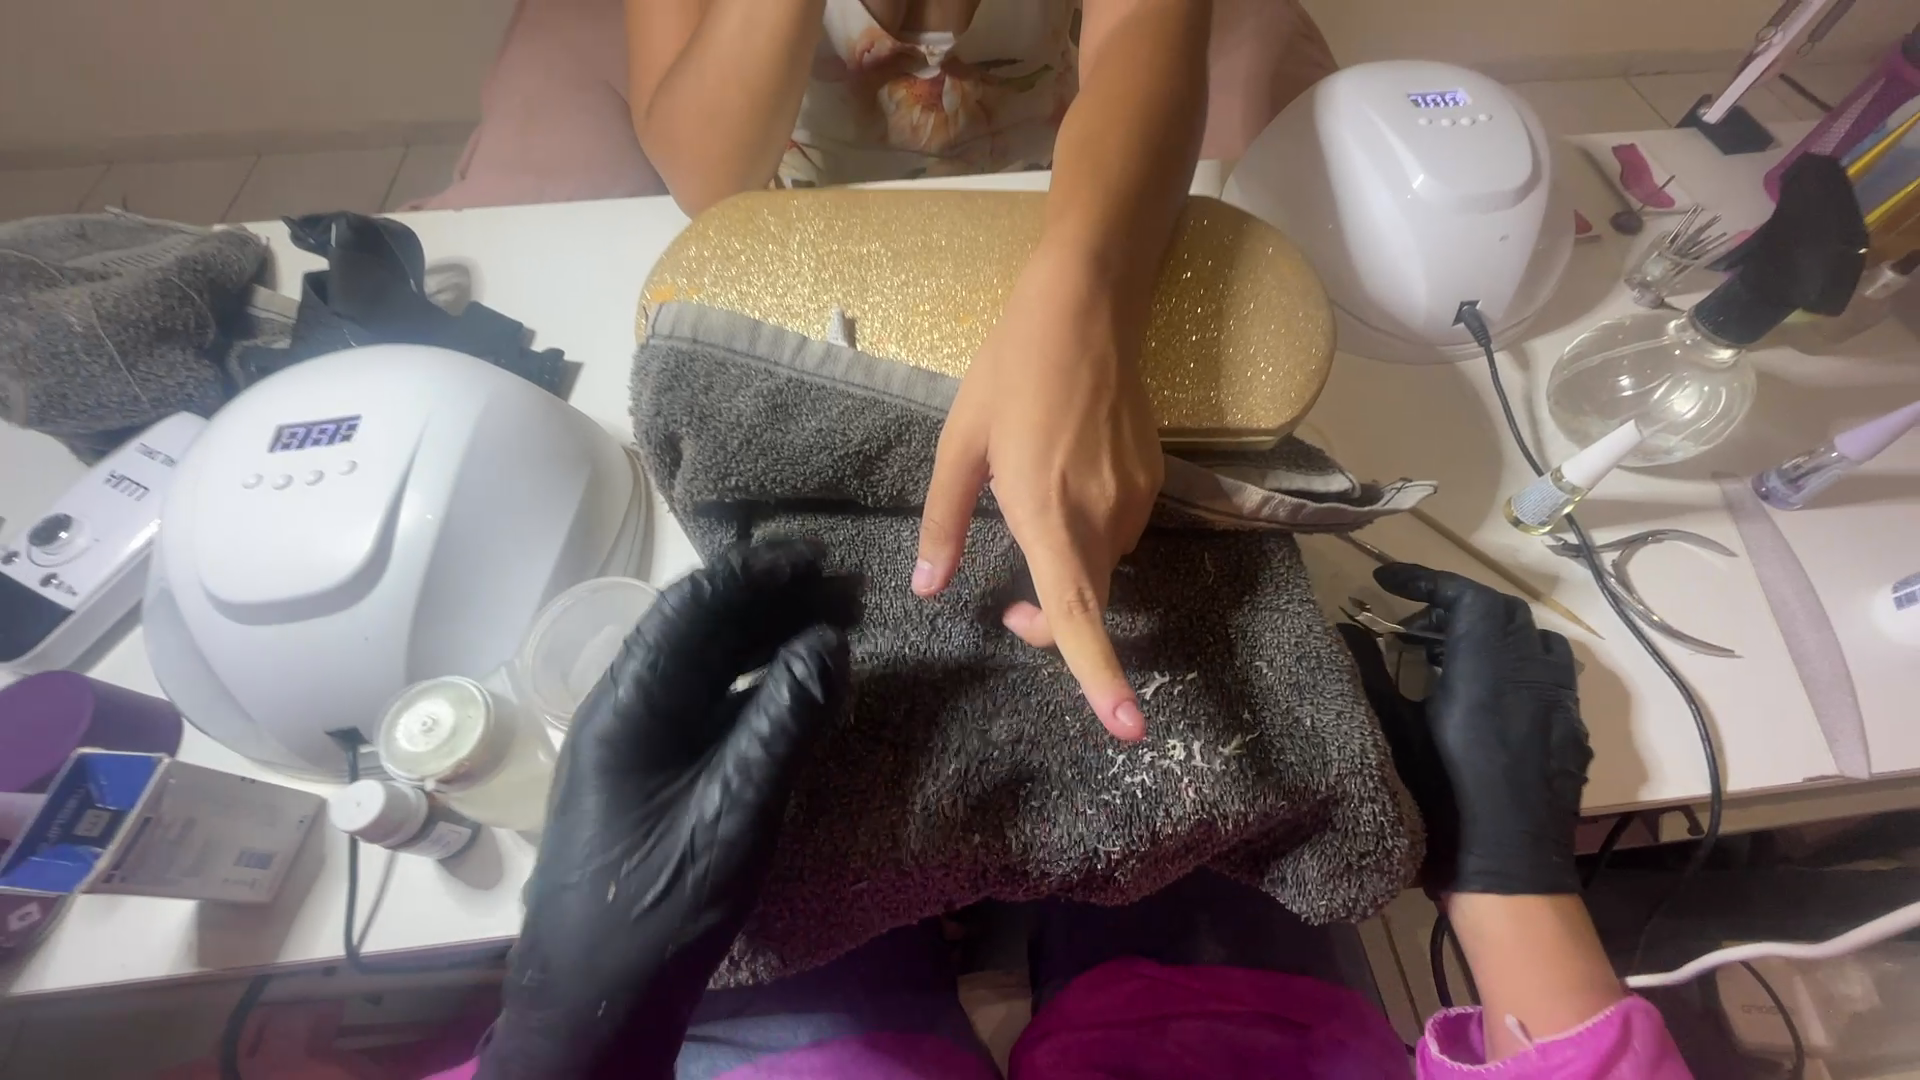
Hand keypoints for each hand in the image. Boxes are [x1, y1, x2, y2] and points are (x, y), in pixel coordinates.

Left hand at [479, 541, 856, 1079]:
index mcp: (628, 705)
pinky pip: (706, 701)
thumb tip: (831, 640)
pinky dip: (752, 681)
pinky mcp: (651, 766)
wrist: (594, 1001)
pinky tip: (791, 685)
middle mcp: (624, 706)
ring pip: (702, 662)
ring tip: (824, 623)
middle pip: (696, 626)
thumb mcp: (736, 815)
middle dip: (765, 599)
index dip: (755, 572)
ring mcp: (634, 737)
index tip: (816, 558)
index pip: (692, 606)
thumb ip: (785, 723)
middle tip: (835, 588)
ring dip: (761, 637)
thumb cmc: (658, 908)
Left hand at [914, 250, 1163, 741]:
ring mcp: (1135, 499)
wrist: (1085, 309)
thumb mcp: (958, 445)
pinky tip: (1069, 482)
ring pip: (1102, 566)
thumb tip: (928, 589)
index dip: (1101, 676)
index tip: (1128, 728)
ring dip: (1068, 569)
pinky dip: (1088, 535)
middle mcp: (1101, 516)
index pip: (1078, 611)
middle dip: (1050, 623)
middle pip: (1088, 602)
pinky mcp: (1153, 480)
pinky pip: (1118, 532)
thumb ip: (944, 524)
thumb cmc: (1009, 372)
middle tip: (1005, 606)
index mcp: (1046, 512)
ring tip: (1034, 511)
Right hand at [1337, 563, 1590, 895]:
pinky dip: (1515, 662)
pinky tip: (1486, 692)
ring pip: (1535, 639)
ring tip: (1450, 652)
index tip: (1385, 581)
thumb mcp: (1391, 731)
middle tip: (1411, 623)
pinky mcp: (1571, 732)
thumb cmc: (1439, 798)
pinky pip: (1550, 675)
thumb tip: (1343, 631)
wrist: (1505, 867)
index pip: (1468, 597)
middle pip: (1503, 611)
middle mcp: (1530, 677)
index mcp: (1484, 672)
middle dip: (1454, 603)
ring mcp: (1558, 705)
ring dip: (1491, 631)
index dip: (1425, 579)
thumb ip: (1368, 674)